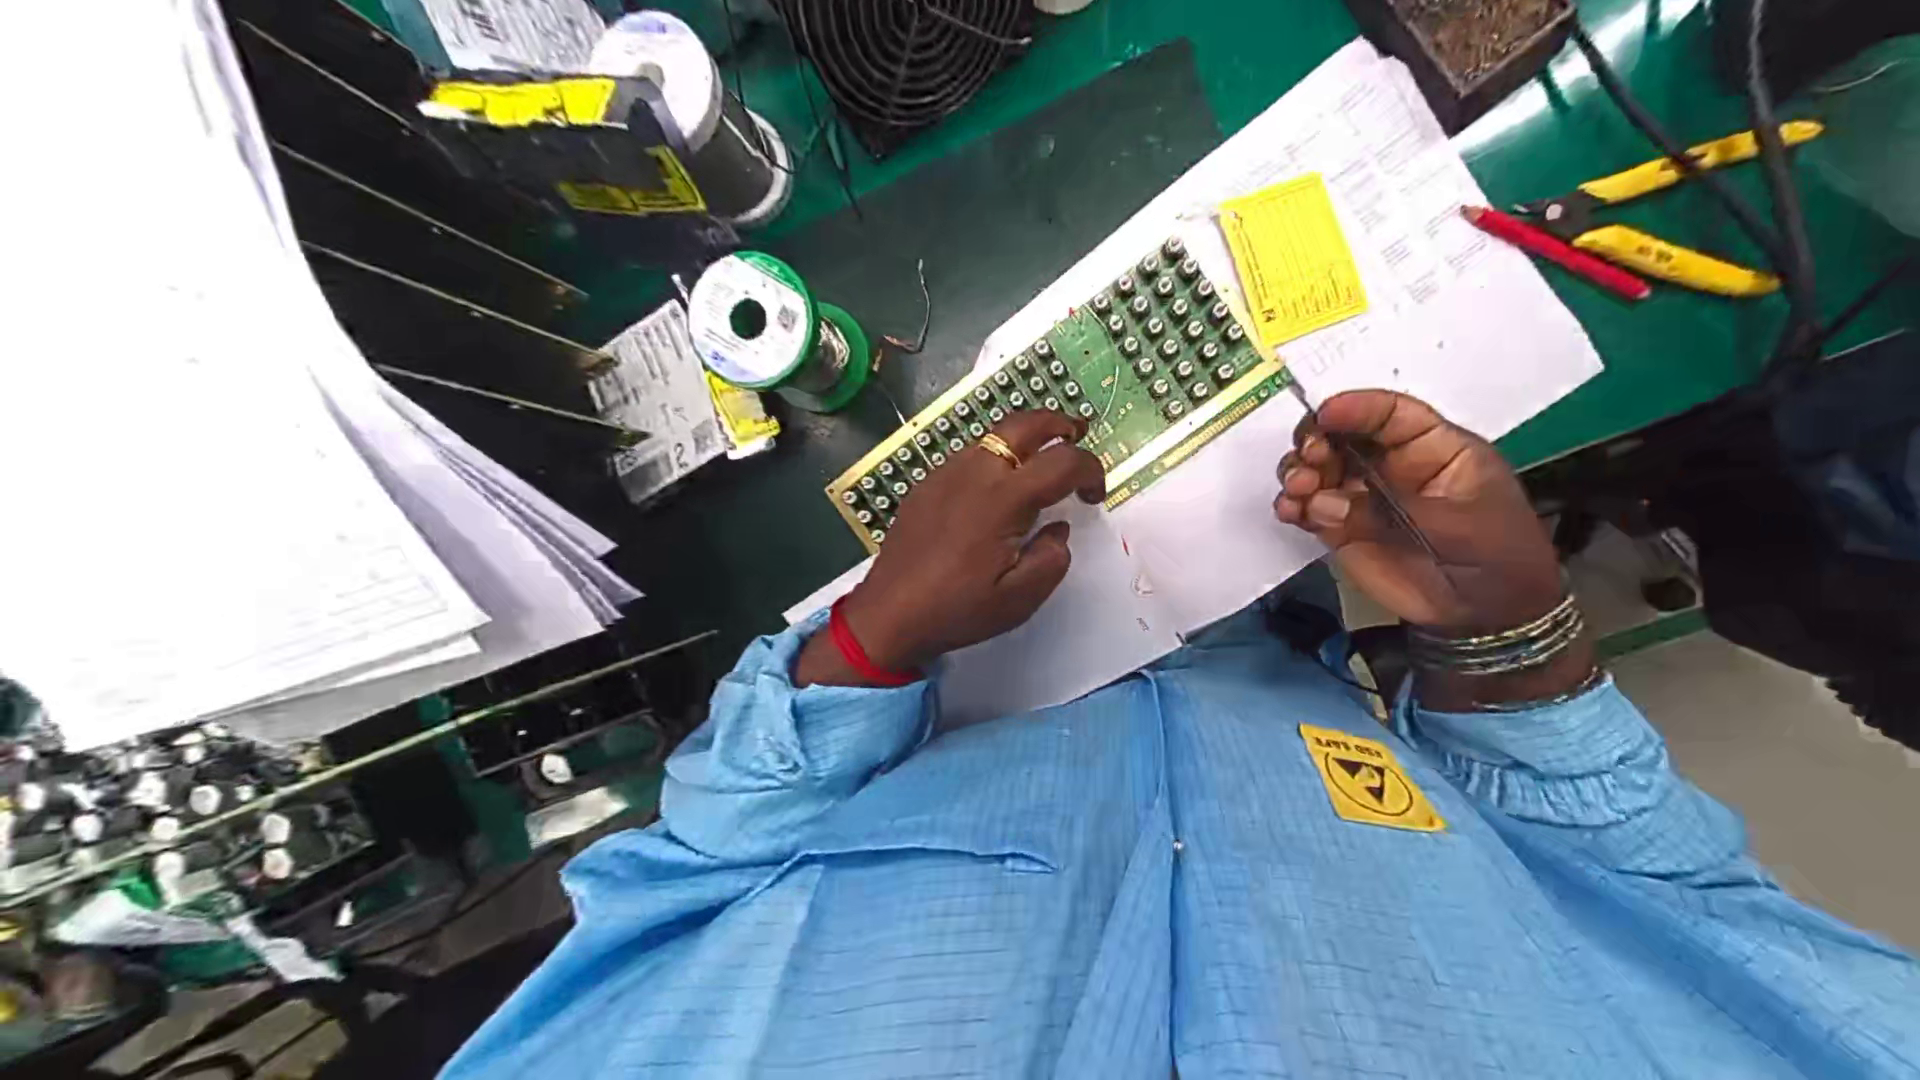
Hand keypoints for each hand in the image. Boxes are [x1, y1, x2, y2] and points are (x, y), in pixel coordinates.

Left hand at [797, 410, 1105, 687]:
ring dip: (1024, 439)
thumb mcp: (1021, 598)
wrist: (889, 614)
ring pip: (993, 437)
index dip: (1091, 470)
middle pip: (1025, 424)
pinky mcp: (925, 485)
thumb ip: (1052, 557)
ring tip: (1039, 461)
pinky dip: (993, 458)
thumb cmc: (957, 609)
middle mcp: (975, 472)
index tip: (1094, 496)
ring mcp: (945, 474)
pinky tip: (994, 489)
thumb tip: (1058, 527)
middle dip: (1058, 423)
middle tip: (1076, 433)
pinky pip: (968, 457)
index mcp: (1004, 498)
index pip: (1063, 461)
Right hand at [1273, 390, 1592, 707]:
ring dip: (1298, 474)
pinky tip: (1289, 513)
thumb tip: (1326, 501)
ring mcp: (1360, 495)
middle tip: (1309, 461)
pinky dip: (1291, 506)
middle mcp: (1389, 466)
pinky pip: (1305, 507)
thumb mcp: (1457, 525)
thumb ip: (1389, 510)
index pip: (1391, 415)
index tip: (1324, 414)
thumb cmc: (1493, 557)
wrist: (1485, 616)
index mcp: (1432, 450)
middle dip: (1316, 441)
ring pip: (1316, 468)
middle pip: (1340, 436)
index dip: (1357, 408)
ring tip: (1297, 493)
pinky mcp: (1338, 526)